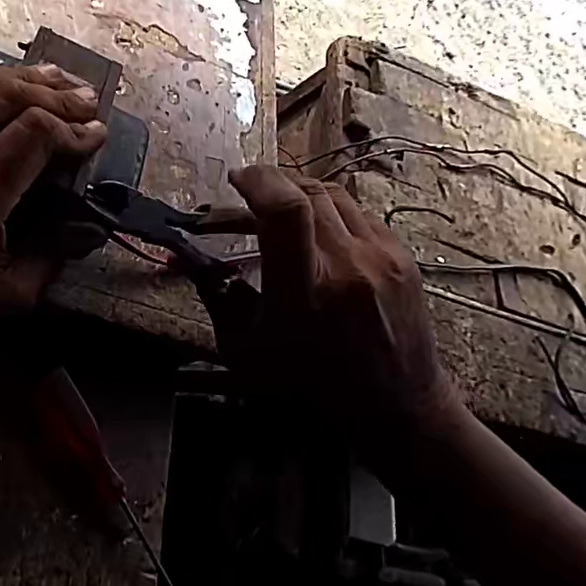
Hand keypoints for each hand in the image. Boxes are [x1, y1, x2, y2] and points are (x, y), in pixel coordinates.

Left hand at [0, 65, 107, 378]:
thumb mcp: (8, 296)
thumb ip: (53, 255)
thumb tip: (89, 228)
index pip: (32, 134)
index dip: (73, 130)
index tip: (99, 136)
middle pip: (6, 98)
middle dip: (56, 94)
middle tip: (90, 100)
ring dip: (18, 77)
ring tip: (55, 77)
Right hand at [227, 166, 462, 450]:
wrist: (397, 405)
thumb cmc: (314, 386)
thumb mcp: (250, 351)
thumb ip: (217, 296)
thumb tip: (184, 255)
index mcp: (306, 293)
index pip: (286, 210)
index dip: (257, 182)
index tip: (236, 180)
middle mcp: (348, 266)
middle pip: (306, 192)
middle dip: (270, 184)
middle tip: (246, 195)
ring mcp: (381, 257)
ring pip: (333, 195)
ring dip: (298, 193)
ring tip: (276, 209)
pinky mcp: (401, 255)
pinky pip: (358, 213)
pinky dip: (328, 211)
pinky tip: (315, 231)